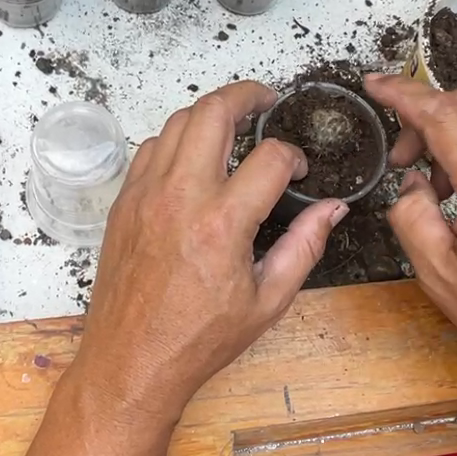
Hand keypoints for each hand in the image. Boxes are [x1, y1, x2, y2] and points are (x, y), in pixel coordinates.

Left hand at [71, 82, 346, 432]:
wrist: (132, 360)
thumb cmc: (198, 340)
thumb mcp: (267, 302)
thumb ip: (304, 246)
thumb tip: (331, 209)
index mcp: (221, 224)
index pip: (269, 158)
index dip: (294, 156)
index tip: (299, 170)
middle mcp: (179, 197)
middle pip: (212, 112)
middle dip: (246, 95)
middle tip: (265, 101)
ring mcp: (145, 196)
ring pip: (175, 122)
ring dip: (208, 114)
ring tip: (232, 125)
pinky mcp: (124, 204)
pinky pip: (149, 149)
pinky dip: (175, 140)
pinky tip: (192, 158)